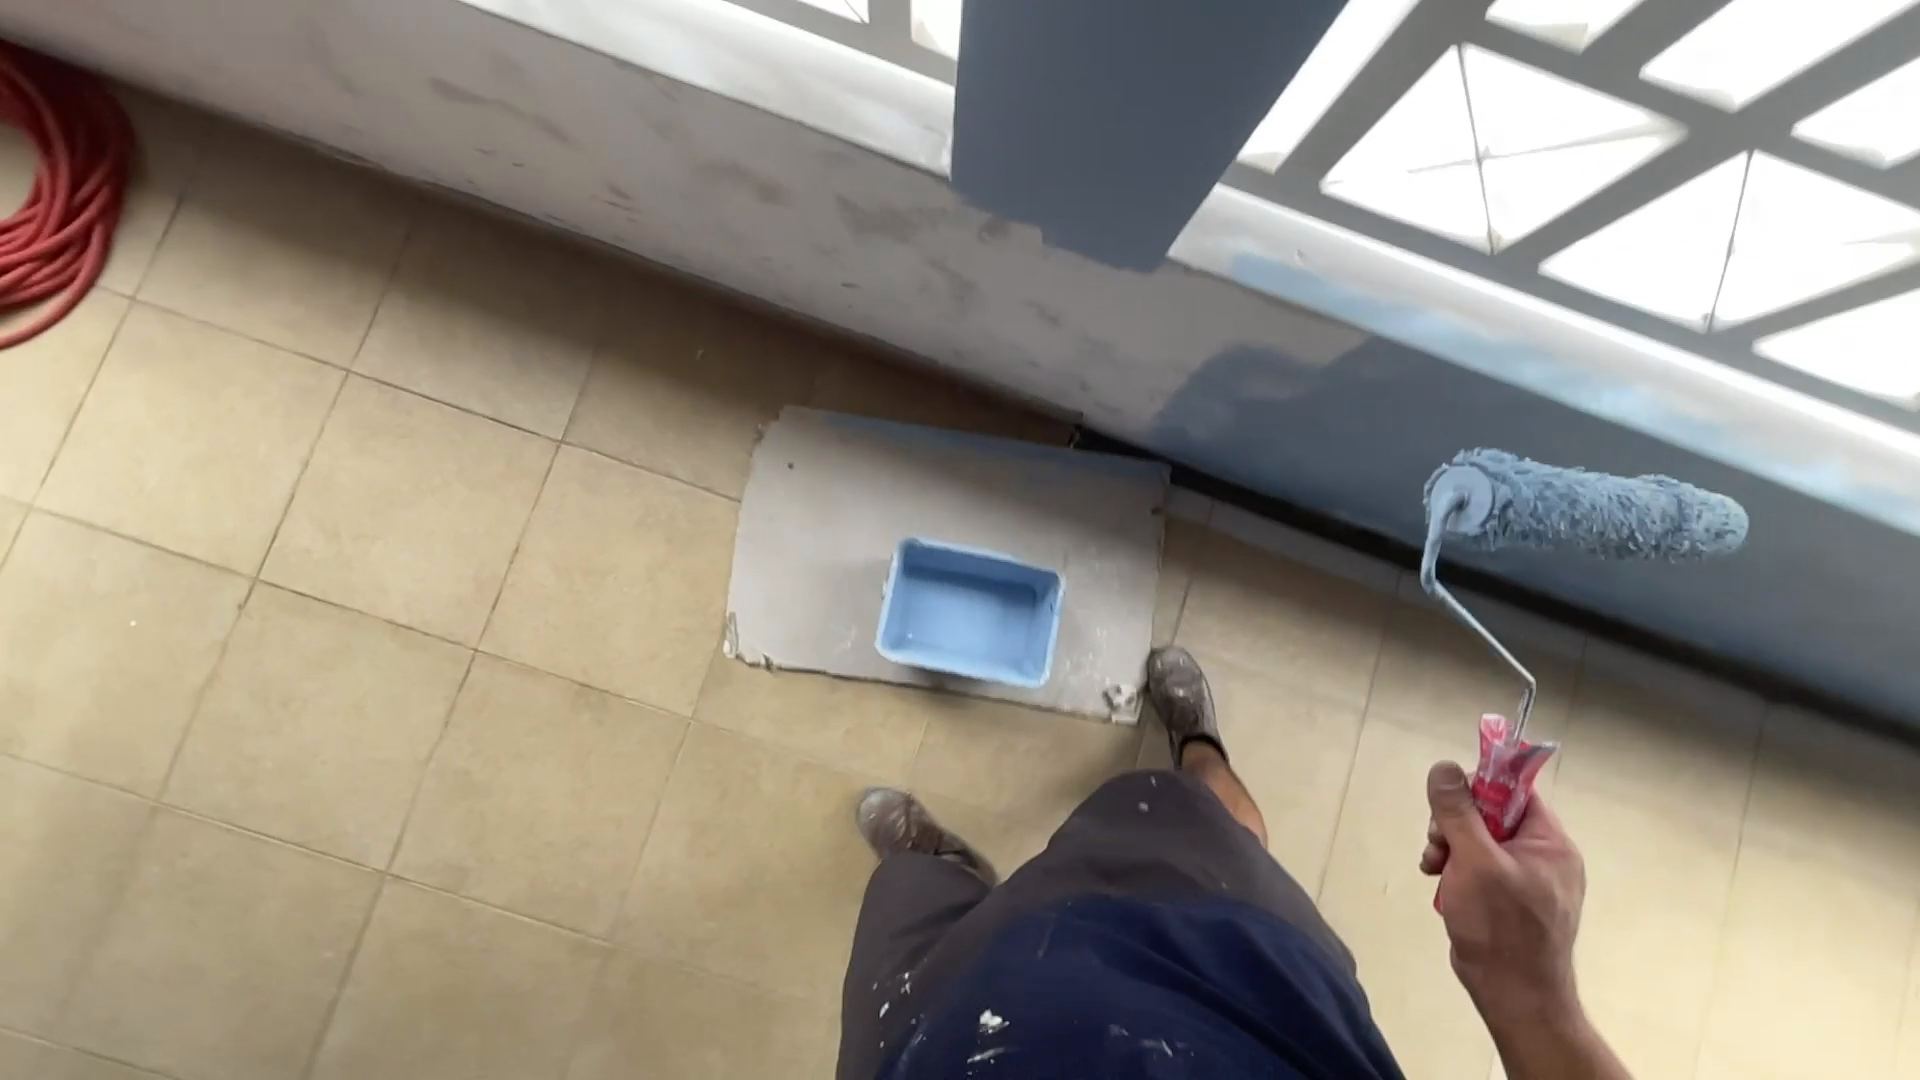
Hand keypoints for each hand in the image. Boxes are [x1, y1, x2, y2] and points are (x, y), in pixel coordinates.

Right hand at [1420, 761, 1585, 1027]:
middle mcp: (1540, 856)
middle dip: (1453, 823)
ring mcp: (1522, 877)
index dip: (1478, 786)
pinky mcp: (1504, 895)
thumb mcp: (1474, 860)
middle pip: (1488, 813)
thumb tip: (1444, 767)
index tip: (1448, 800)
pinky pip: (1473, 863)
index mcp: (1550, 844)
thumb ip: (1458, 811)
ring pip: (1475, 838)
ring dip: (1447, 845)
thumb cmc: (1501, 924)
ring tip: (1434, 867)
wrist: (1513, 994)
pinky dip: (1452, 866)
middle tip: (1438, 843)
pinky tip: (1437, 880)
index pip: (1515, 791)